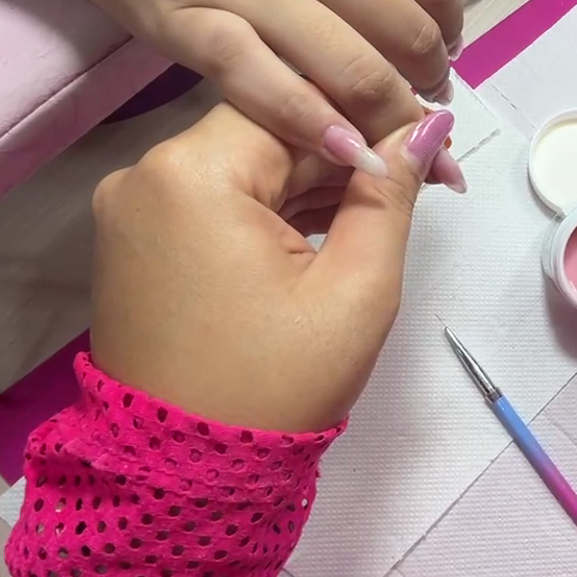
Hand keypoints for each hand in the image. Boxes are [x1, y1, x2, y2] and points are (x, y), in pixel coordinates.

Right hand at [0, 0, 473, 188]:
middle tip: (429, 85)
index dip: (454, 22)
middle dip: (433, 74)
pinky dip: (319, 126)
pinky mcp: (190, 29)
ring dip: (394, 110)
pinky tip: (351, 150)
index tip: (447, 38)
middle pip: (405, 35)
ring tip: (401, 118)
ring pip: (353, 72)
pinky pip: (270, 90)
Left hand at [88, 103, 454, 432]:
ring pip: (255, 164)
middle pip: (274, 131)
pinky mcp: (146, 237)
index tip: (436, 148)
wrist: (187, 472)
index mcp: (192, 174)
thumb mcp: (357, 286)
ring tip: (393, 201)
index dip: (375, 120)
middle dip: (355, 153)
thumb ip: (390, 194)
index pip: (298, 105)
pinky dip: (283, 205)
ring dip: (324, 179)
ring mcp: (140, 207)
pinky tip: (340, 219)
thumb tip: (426, 126)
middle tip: (431, 177)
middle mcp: (148, 174)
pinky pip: (228, 198)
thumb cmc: (280, 381)